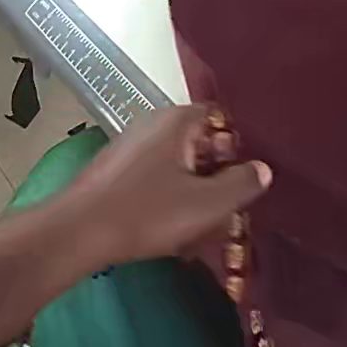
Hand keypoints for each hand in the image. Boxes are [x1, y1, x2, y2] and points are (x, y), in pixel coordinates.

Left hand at [51, 104, 271, 268]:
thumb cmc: (147, 211)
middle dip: (222, 170)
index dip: (242, 143)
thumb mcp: (206, 203)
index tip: (257, 171)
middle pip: (202, 140)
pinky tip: (182, 225)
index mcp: (178, 121)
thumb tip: (264, 167)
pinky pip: (161, 172)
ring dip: (200, 186)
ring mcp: (136, 143)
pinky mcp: (122, 166)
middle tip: (239, 205)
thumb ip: (241, 183)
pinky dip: (176, 192)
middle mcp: (156, 122)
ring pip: (182, 160)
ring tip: (215, 222)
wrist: (82, 229)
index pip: (221, 117)